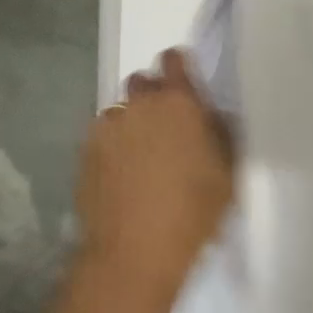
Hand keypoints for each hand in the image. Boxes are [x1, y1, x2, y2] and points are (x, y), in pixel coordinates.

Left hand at [74, 49, 232, 300]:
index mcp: (179, 103)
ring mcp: (107, 127)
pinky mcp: (85, 151)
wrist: (133, 252)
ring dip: (131, 124)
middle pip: (141, 82)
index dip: (179, 68)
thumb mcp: (227, 175)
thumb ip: (221, 134)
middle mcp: (139, 105)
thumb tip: (212, 115)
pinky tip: (122, 176)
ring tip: (141, 159)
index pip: (174, 60)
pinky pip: (103, 137)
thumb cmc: (192, 214)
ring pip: (120, 112)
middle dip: (152, 96)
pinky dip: (112, 147)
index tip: (184, 87)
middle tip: (166, 128)